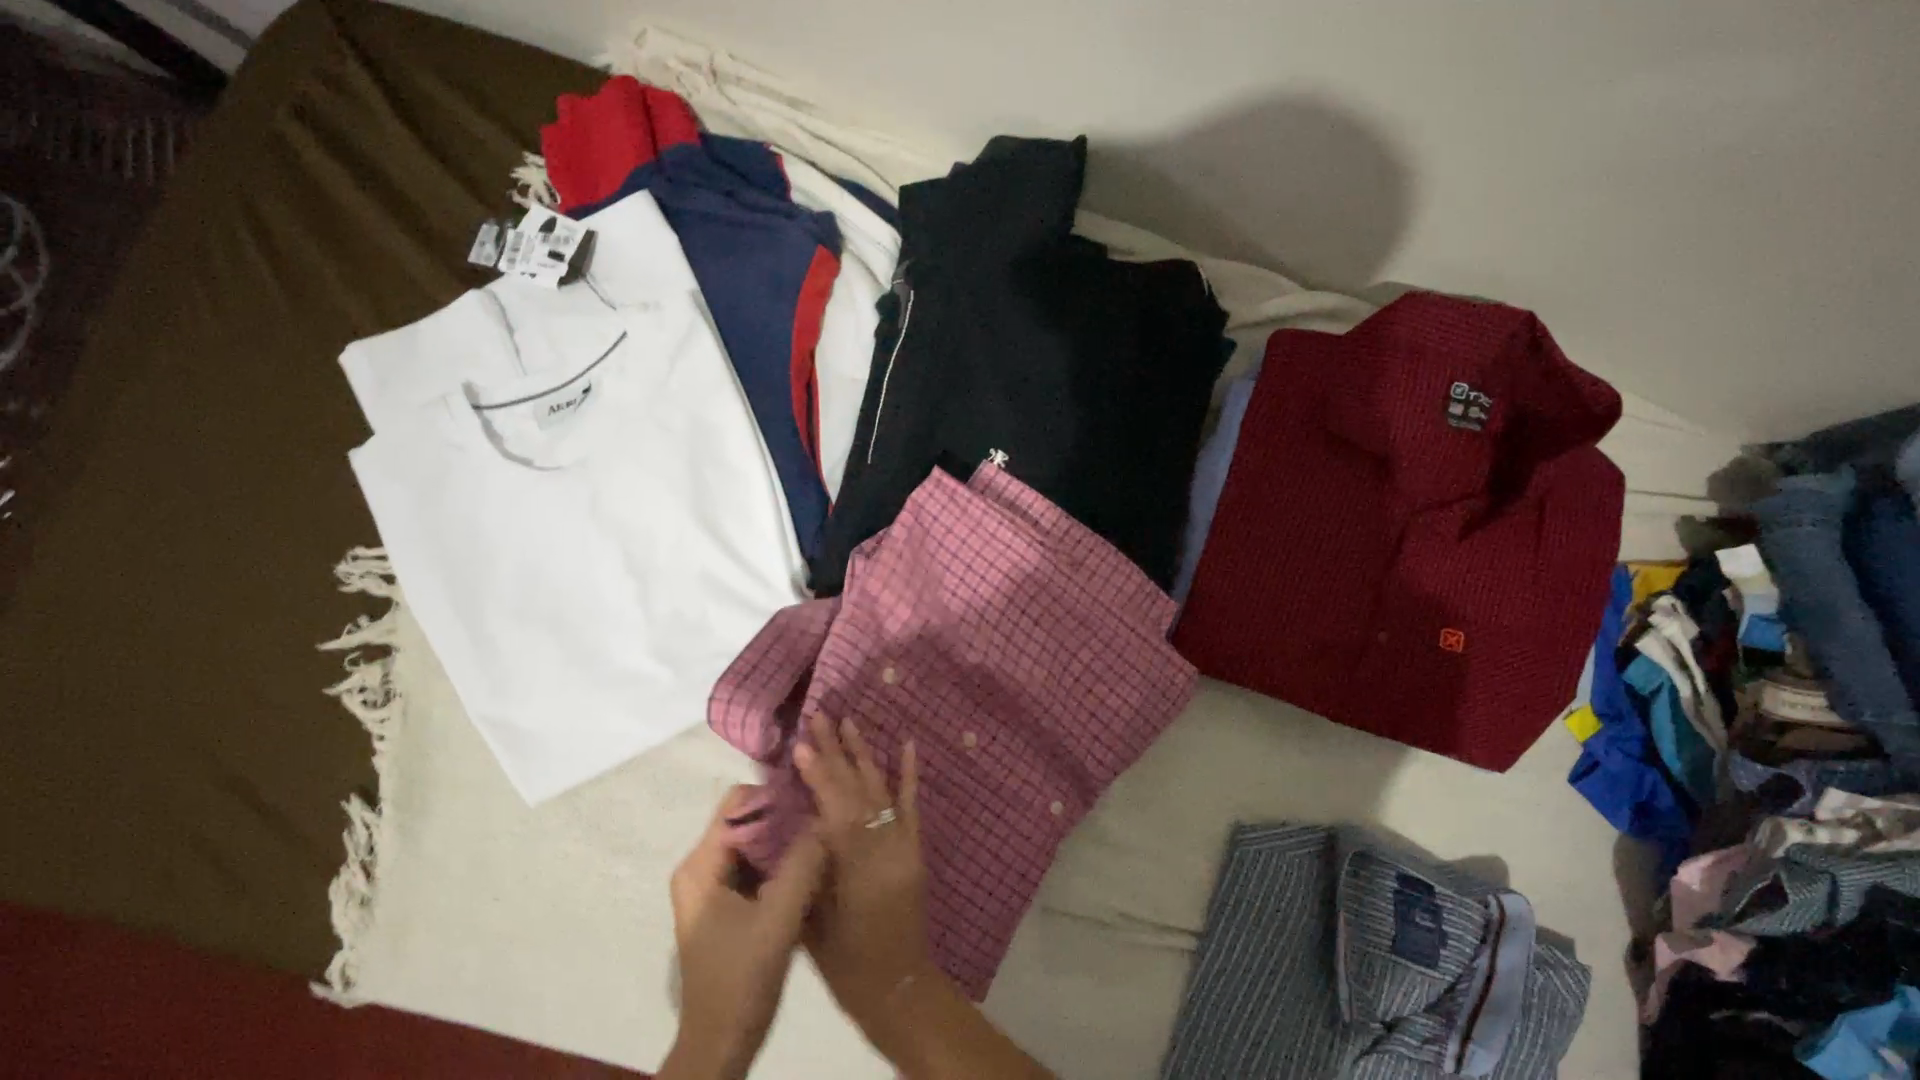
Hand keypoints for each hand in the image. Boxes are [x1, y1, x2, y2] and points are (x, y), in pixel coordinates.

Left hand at [661, 787, 826, 1079]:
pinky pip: (758, 870)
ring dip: (789, 843)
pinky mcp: (728, 908)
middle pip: (748, 822)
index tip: (817, 798)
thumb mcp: (778, 920)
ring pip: (756, 847)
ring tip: (828, 838)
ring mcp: (713, 889)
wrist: (720, 1043)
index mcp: (700, 865)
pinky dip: (784, 866)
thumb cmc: (741, 981)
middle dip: (788, 819)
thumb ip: (802, 865)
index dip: (778, 796)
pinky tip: (816, 868)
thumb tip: (825, 818)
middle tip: (830, 818)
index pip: (739, 803)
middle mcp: (701, 869)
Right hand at [793, 712, 932, 1029]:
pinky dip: (908, 774)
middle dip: (835, 752)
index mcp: (856, 866)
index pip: (835, 808)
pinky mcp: (916, 849)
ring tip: (850, 722)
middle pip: (856, 790)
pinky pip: (913, 806)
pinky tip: (907, 745)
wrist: (898, 986)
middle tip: (819, 717)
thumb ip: (809, 867)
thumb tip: (797, 821)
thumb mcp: (815, 920)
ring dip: (864, 755)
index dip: (818, 774)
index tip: (800, 745)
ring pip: (881, 790)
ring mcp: (904, 846)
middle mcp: (884, 847)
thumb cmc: (846, 963)